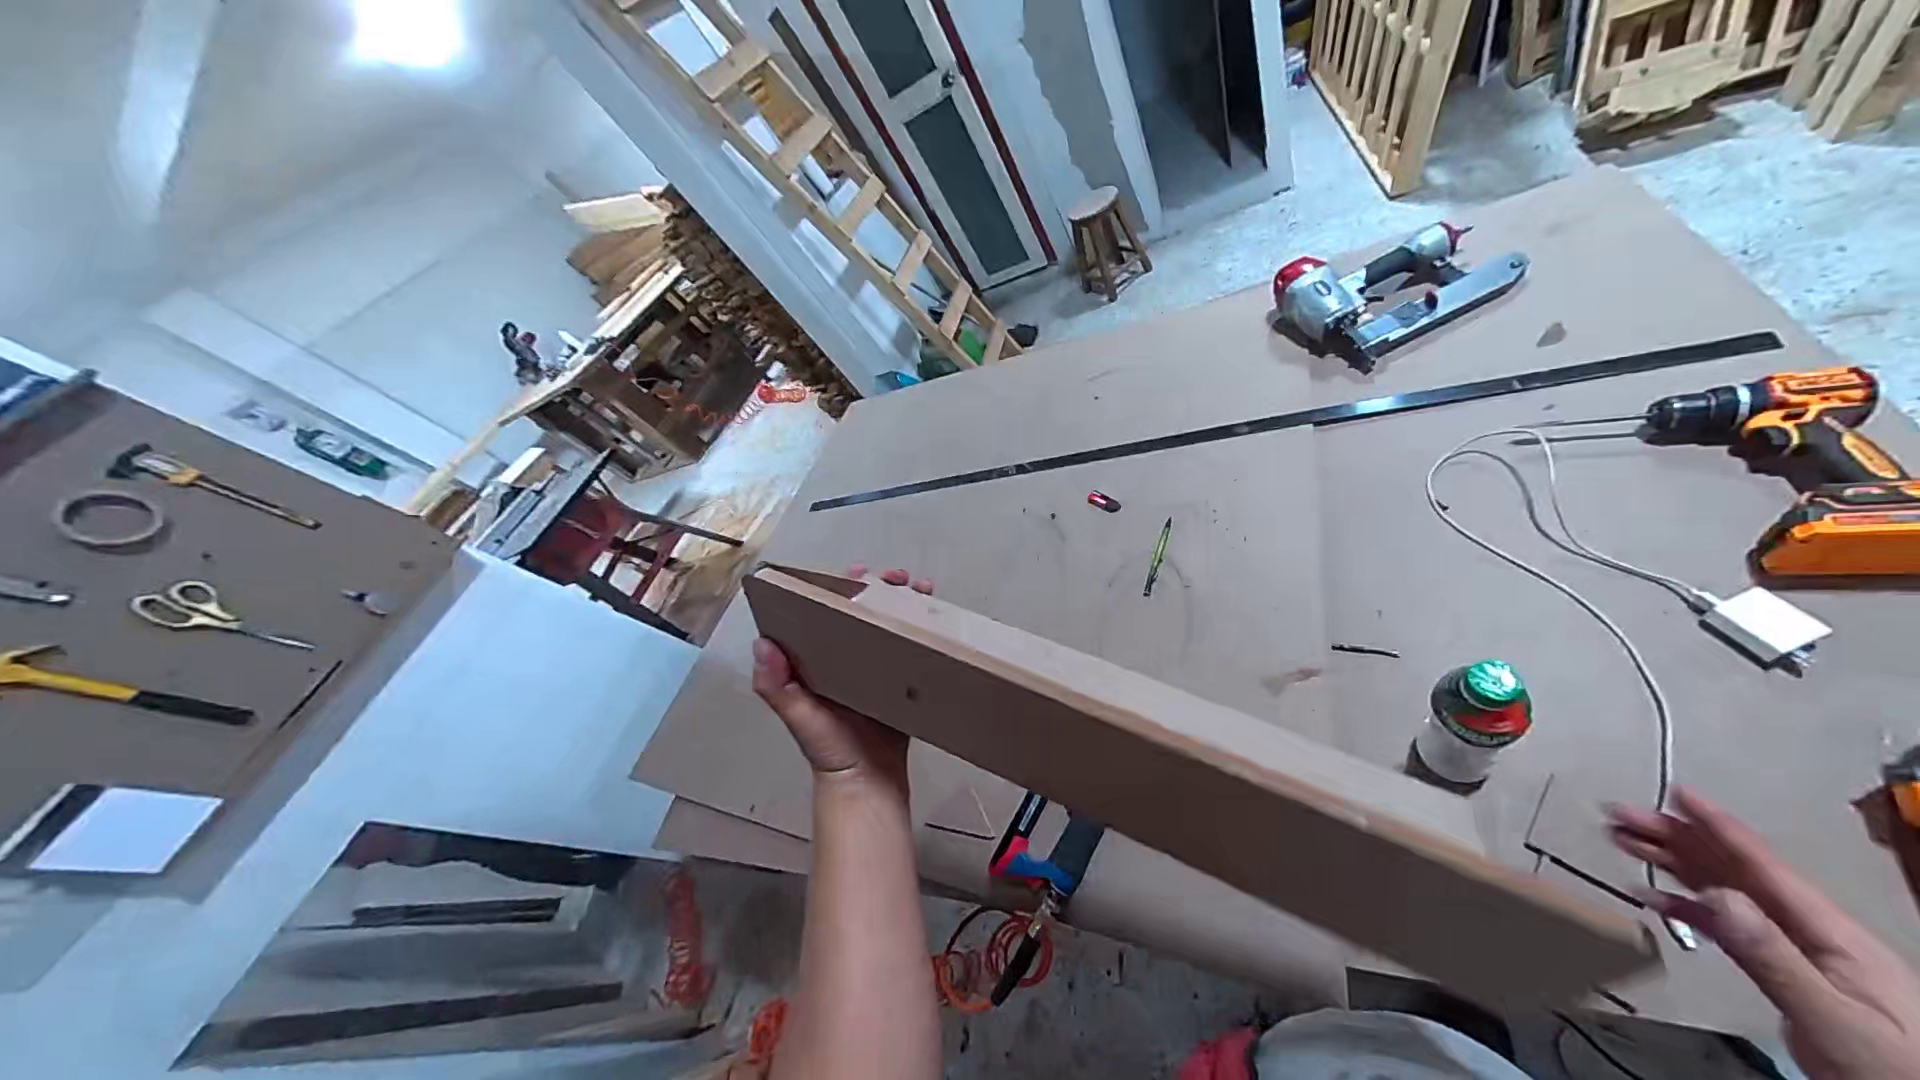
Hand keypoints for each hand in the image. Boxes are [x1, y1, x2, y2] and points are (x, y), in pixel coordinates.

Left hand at [752, 566, 932, 797]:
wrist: (868, 782)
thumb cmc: (830, 748)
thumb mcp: (800, 717)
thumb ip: (778, 687)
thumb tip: (762, 643)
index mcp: (817, 658)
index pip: (825, 610)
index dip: (839, 587)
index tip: (857, 574)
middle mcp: (845, 655)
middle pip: (862, 609)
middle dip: (879, 587)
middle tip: (896, 579)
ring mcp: (876, 664)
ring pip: (888, 621)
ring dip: (902, 600)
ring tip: (919, 588)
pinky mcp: (901, 677)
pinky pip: (910, 645)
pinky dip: (921, 626)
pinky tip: (935, 614)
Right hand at [1609, 787, 1919, 1079]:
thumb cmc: (1888, 1070)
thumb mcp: (1833, 1020)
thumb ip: (1774, 957)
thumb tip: (1716, 895)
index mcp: (1832, 932)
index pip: (1764, 866)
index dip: (1718, 826)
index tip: (1676, 791)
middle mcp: (1811, 929)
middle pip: (1733, 869)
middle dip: (1675, 836)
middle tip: (1619, 814)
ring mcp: (1798, 948)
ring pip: (1723, 888)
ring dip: (1671, 860)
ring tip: (1621, 839)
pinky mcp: (1780, 967)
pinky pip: (1723, 922)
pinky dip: (1683, 903)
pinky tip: (1648, 896)